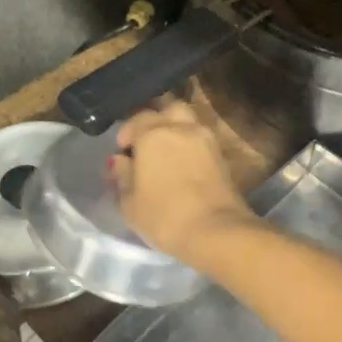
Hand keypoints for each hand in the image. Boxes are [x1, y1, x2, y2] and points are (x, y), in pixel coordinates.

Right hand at [111, 102, 254, 263]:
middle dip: (156, 121)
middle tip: (147, 144)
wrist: (215, 231)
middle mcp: (182, 128)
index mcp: (153, 134)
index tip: (122, 153)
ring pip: (189, 122)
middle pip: (168, 110)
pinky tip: (184, 166)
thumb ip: (122, 177)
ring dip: (177, 131)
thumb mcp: (130, 203)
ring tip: (167, 155)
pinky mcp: (222, 156)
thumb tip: (119, 161)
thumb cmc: (164, 217)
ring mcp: (206, 140)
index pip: (136, 120)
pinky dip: (192, 146)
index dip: (126, 134)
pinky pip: (202, 140)